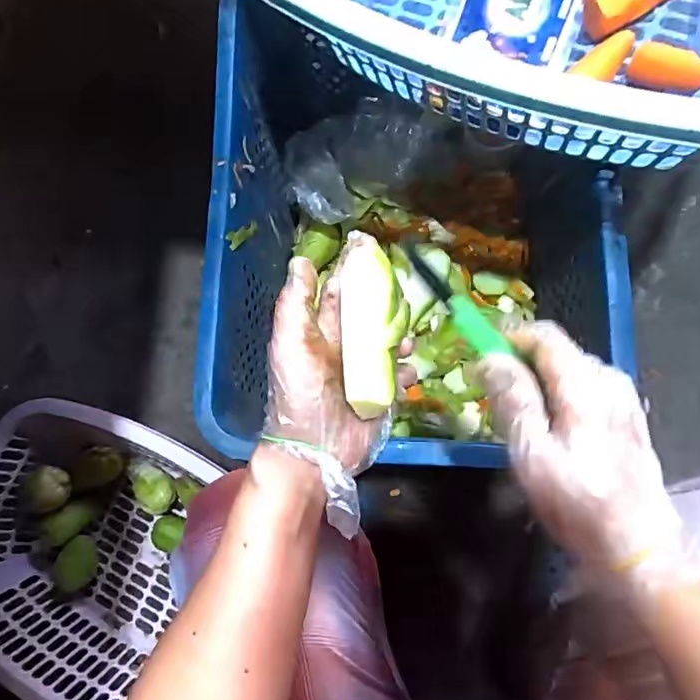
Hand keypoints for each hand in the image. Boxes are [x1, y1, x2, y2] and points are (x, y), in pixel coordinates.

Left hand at [263, 245, 384, 478]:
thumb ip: (295, 304)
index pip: (338, 293)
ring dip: (401, 337)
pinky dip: (409, 369)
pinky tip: (407, 372)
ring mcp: (364, 371)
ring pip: (390, 341)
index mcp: (319, 332)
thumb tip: (302, 261)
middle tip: (398, 300)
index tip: (370, 248)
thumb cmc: (300, 394)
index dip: (352, 271)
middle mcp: (343, 347)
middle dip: (385, 304)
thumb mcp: (290, 344)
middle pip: (370, 314)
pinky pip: (402, 374)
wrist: (315, 451)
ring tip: (405, 342)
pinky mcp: (382, 394)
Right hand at [477, 323, 699, 596]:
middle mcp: (609, 381)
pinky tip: (554, 428)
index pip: (545, 336)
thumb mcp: (532, 453)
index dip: (508, 339)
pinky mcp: (629, 419)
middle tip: (495, 396)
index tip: (482, 359)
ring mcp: (624, 399)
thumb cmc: (577, 502)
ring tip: (521, 416)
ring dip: (541, 382)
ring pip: (572, 371)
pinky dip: (562, 396)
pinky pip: (588, 389)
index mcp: (583, 385)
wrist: (638, 544)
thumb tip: (490, 357)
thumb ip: (513, 400)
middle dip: (522, 363)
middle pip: (559, 352)